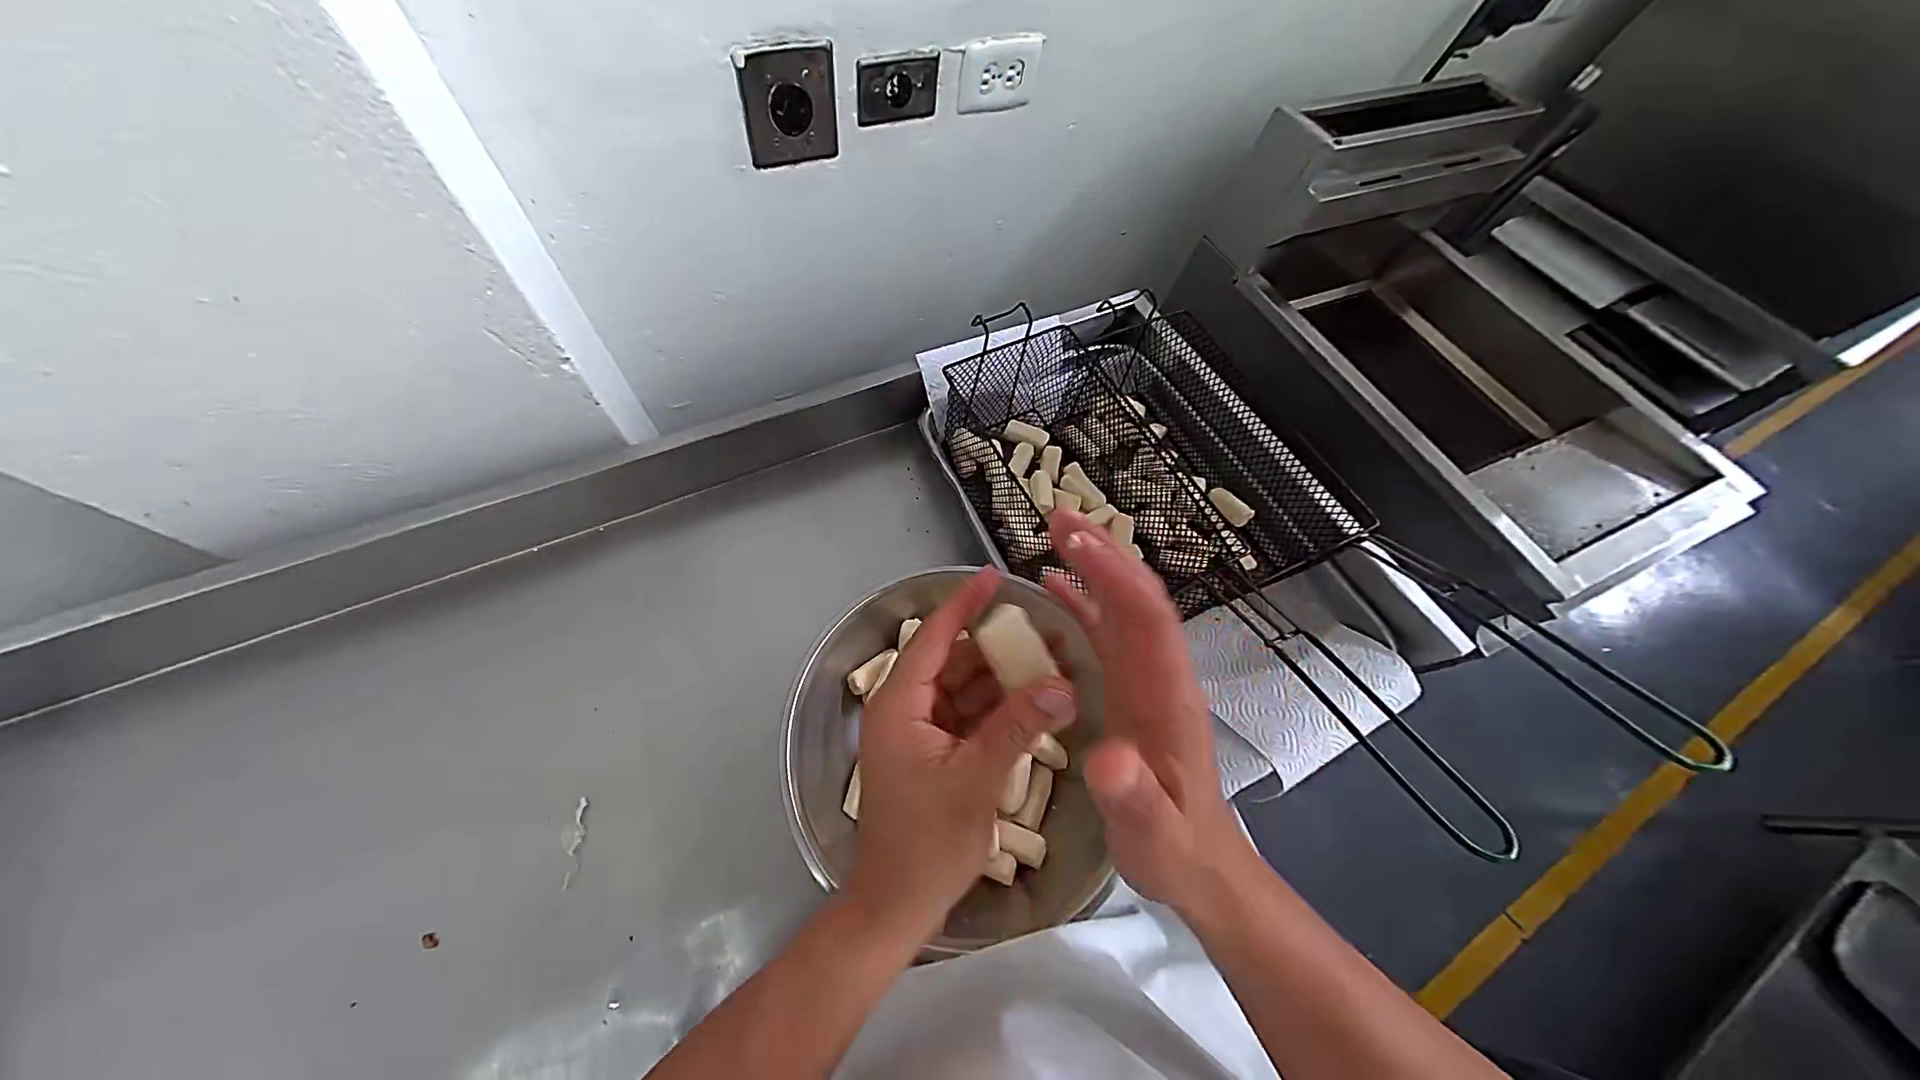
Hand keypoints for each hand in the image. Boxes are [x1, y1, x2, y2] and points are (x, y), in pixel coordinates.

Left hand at [850, 567, 1077, 939]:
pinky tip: (1033, 704)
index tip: (994, 578)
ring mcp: (919, 732)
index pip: (932, 638)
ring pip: (963, 689)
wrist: (899, 903)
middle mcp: (904, 709)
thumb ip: (1018, 729)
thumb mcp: (976, 780)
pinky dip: (997, 708)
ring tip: (1050, 665)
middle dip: (996, 647)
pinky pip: (968, 716)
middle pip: (952, 661)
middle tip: (1046, 634)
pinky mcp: (933, 752)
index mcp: (899, 704)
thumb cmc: (927, 842)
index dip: (963, 605)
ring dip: (1002, 678)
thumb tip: (1063, 686)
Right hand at [1044, 510, 1258, 912]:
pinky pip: (1106, 635)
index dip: (1114, 574)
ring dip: (1093, 568)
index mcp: (1169, 698)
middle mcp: (1160, 676)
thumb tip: (1107, 759)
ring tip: (1055, 536)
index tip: (1076, 541)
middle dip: (1102, 553)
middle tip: (1058, 518)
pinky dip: (1082, 605)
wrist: (1201, 866)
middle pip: (1136, 598)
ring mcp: (1146, 681)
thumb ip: (1134, 801)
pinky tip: (1055, 591)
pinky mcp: (1131, 691)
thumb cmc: (1178, 852)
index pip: (1147, 619)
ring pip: (1121, 609)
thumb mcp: (1155, 838)